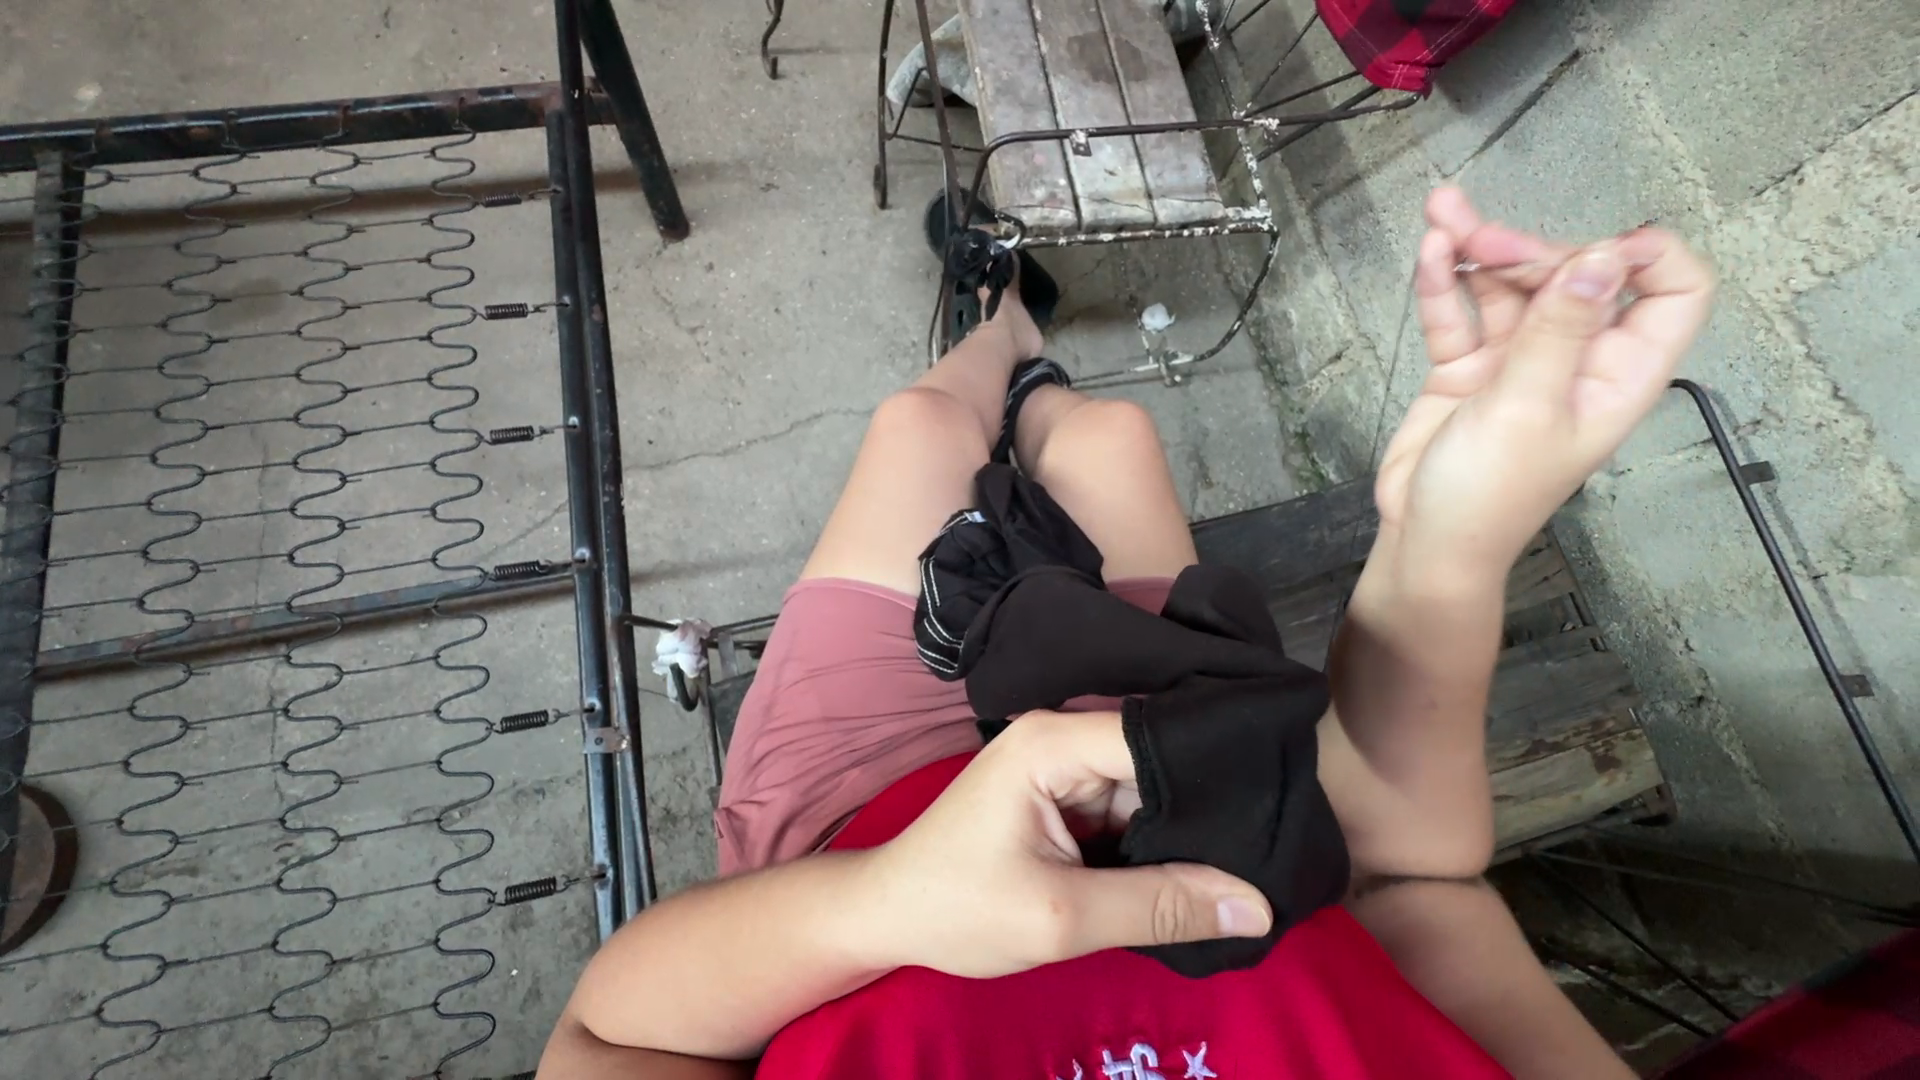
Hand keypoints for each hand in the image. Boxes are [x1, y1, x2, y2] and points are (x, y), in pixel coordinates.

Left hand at [866, 710, 1271, 978]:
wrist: (892, 913)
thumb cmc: (959, 907)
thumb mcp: (1061, 917)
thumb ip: (1157, 906)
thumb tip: (1254, 904)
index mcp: (1052, 741)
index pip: (1155, 736)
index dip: (1214, 767)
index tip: (1278, 799)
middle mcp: (1059, 738)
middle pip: (1153, 762)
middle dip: (1202, 806)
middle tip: (1272, 846)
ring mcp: (1059, 767)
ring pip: (1143, 791)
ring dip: (1179, 829)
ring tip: (1246, 864)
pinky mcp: (1059, 797)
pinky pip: (1122, 811)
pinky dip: (1150, 842)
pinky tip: (1194, 869)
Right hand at [1374, 187, 1713, 582]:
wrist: (1424, 537)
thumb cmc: (1487, 494)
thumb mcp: (1526, 412)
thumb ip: (1558, 334)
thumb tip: (1601, 257)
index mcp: (1617, 373)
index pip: (1669, 291)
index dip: (1645, 255)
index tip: (1592, 246)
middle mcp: (1571, 358)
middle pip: (1569, 277)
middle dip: (1527, 249)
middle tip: (1480, 240)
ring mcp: (1513, 362)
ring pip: (1504, 288)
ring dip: (1475, 250)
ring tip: (1440, 217)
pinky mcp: (1462, 370)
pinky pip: (1456, 316)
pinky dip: (1440, 286)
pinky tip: (1428, 253)